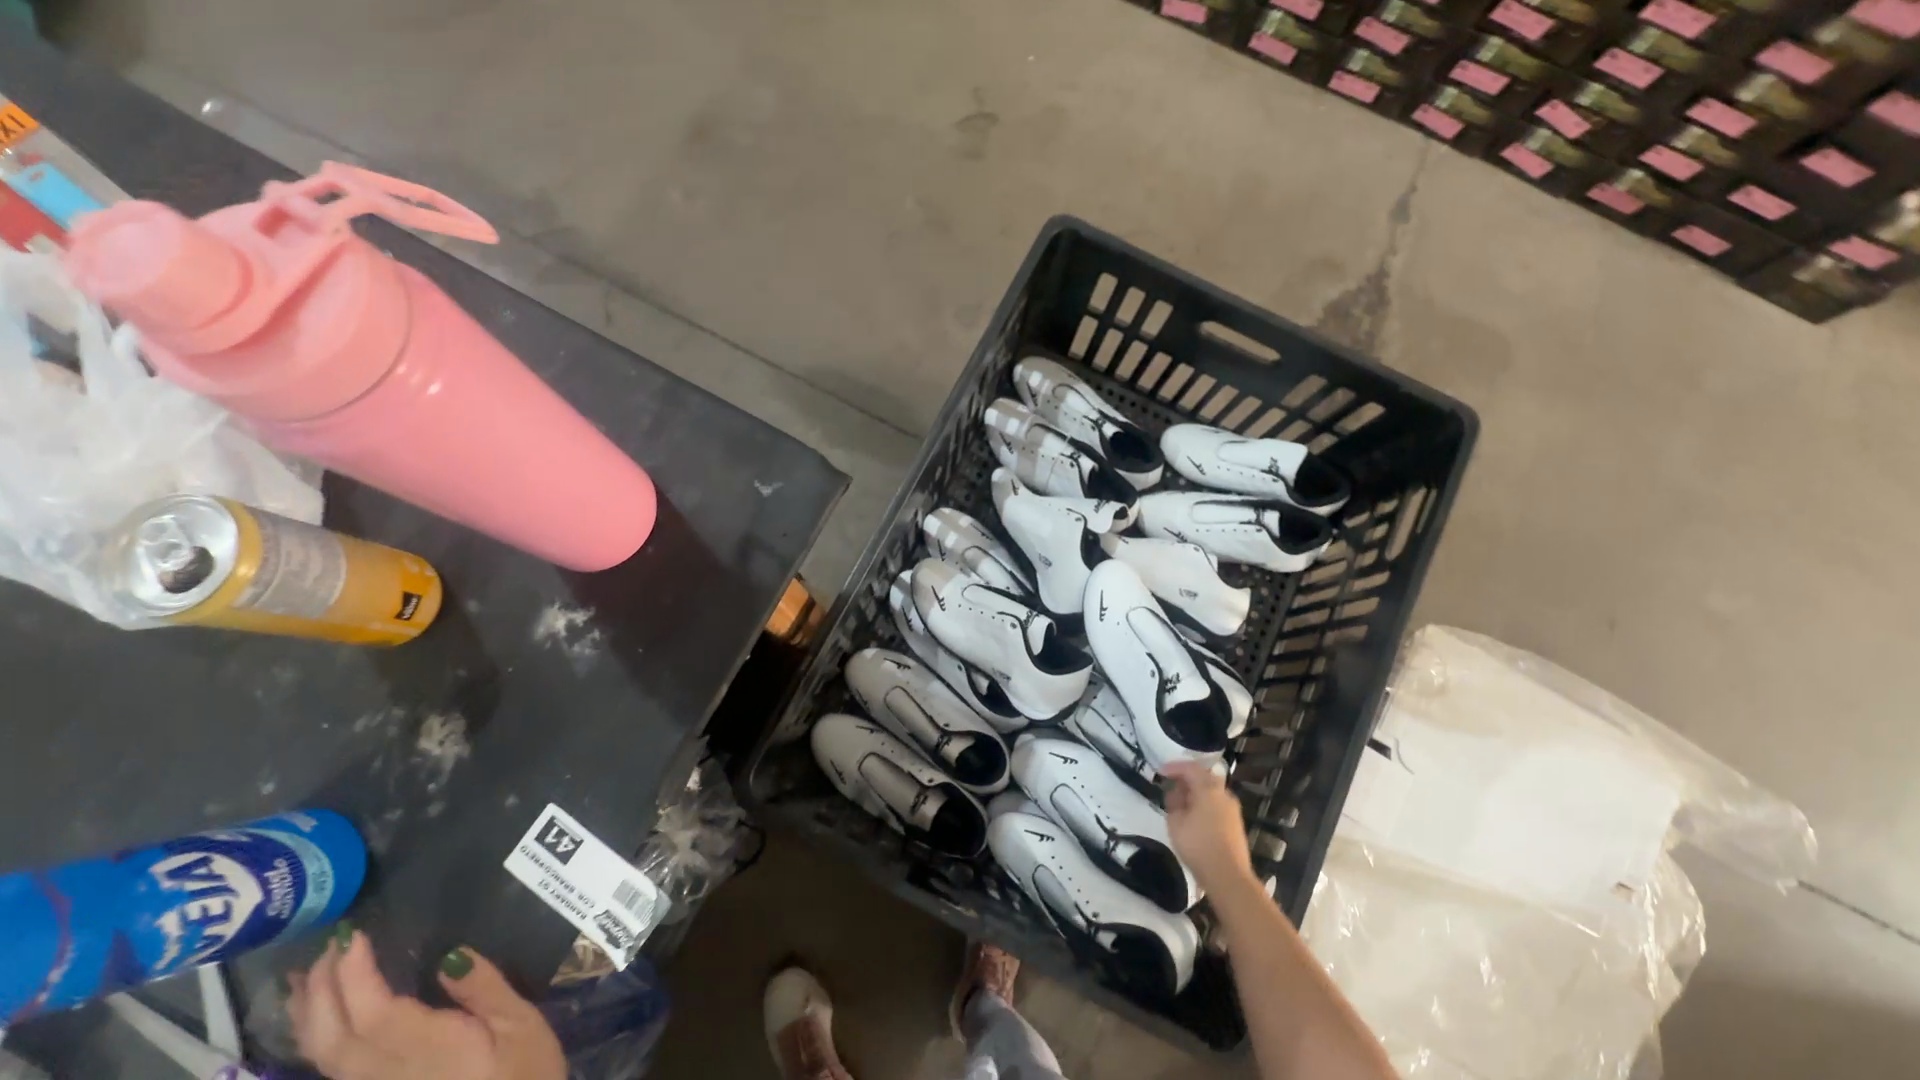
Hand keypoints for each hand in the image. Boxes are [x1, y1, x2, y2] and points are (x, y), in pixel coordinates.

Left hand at [288, 926, 565, 1079]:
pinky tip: (319, 1013)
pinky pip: (332, 1065)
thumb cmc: (526, 1071)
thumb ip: (486, 989)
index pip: (375, 1015)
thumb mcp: (522, 1024)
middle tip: (330, 943)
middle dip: (323, 987)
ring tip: (306, 972)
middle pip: (336, 1037)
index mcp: (432, 1049)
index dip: (355, 975)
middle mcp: (392, 1073)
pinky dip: (317, 1033)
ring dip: (310, 1011)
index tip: (354, 936)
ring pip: (324, 1055)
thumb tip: (451, 955)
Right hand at [1161, 760, 1258, 897]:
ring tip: (1180, 807)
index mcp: (1209, 789)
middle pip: (1203, 778)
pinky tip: (1193, 819)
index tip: (1160, 772)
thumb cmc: (1198, 845)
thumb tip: (1178, 794)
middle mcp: (1224, 794)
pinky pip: (1216, 805)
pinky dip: (1203, 805)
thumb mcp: (1175, 822)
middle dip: (1186, 781)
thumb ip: (1174, 802)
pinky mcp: (1236, 824)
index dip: (1173, 767)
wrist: (1228, 875)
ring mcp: (1233, 809)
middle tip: (1170, 789)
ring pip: (1211, 793)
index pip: (1190, 768)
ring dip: (1195, 794)